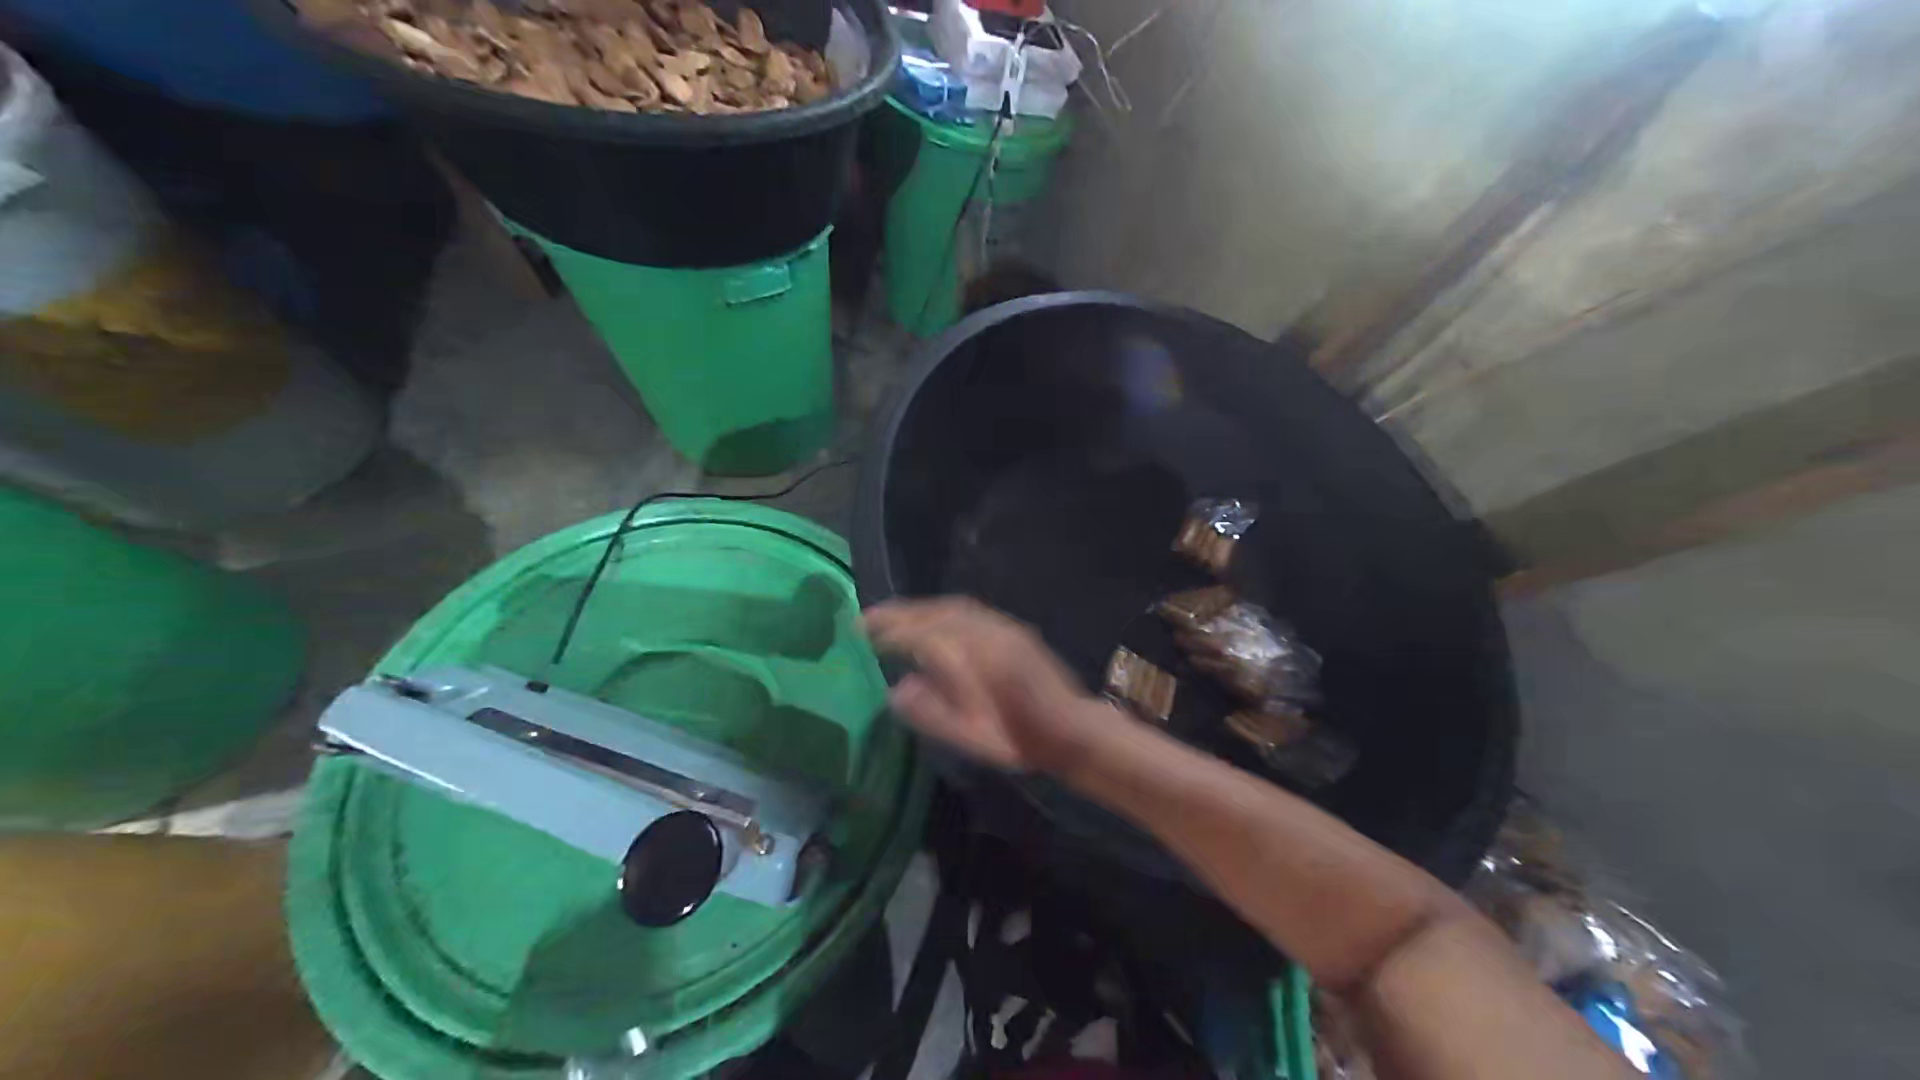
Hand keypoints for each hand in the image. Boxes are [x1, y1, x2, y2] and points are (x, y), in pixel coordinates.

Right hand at [862, 597, 1112, 772]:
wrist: (1074, 731)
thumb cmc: (1022, 742)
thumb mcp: (976, 741)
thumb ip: (934, 715)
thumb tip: (896, 690)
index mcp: (982, 660)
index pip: (926, 636)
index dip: (892, 633)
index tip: (863, 633)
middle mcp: (992, 634)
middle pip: (937, 613)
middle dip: (899, 613)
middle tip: (866, 617)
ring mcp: (1004, 626)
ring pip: (952, 606)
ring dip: (919, 608)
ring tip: (892, 615)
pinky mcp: (1013, 627)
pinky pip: (969, 608)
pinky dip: (940, 608)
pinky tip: (930, 617)